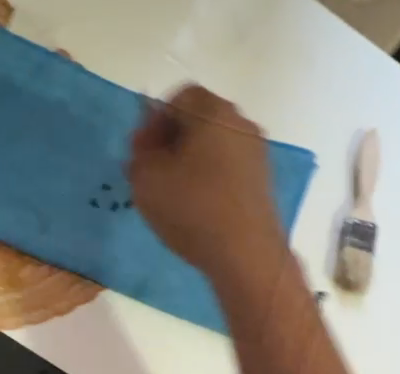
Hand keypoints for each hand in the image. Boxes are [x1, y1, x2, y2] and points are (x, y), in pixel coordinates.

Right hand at [127, 86, 287, 292]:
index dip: (153, 120)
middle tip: (149, 172)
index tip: (139, 151)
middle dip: (170, 141)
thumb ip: (140, 157)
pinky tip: (193, 207)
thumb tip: (148, 150)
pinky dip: (206, 179)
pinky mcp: (260, 180)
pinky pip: (225, 168)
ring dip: (188, 162)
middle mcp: (240, 122)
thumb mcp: (146, 181)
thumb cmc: (192, 208)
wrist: (244, 251)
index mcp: (213, 112)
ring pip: (213, 145)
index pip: (180, 96)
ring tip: (169, 194)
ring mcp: (256, 151)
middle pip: (199, 120)